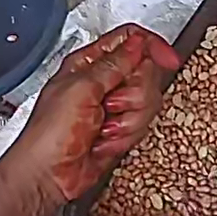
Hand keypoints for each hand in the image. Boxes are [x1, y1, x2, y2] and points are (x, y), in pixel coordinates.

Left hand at [0, 24, 180, 206]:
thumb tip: (137, 43)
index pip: (130, 40)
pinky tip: (104, 142)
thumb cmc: (50, 133)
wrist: (48, 175)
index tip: (168, 59)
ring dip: (128, 120)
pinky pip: (142, 125)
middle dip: (135, 94)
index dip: (151, 47)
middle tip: (112, 105)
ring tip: (104, 128)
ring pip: (148, 102)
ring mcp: (113, 107)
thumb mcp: (81, 89)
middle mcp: (103, 82)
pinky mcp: (120, 129)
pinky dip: (125, 136)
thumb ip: (113, 64)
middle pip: (145, 73)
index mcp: (89, 63)